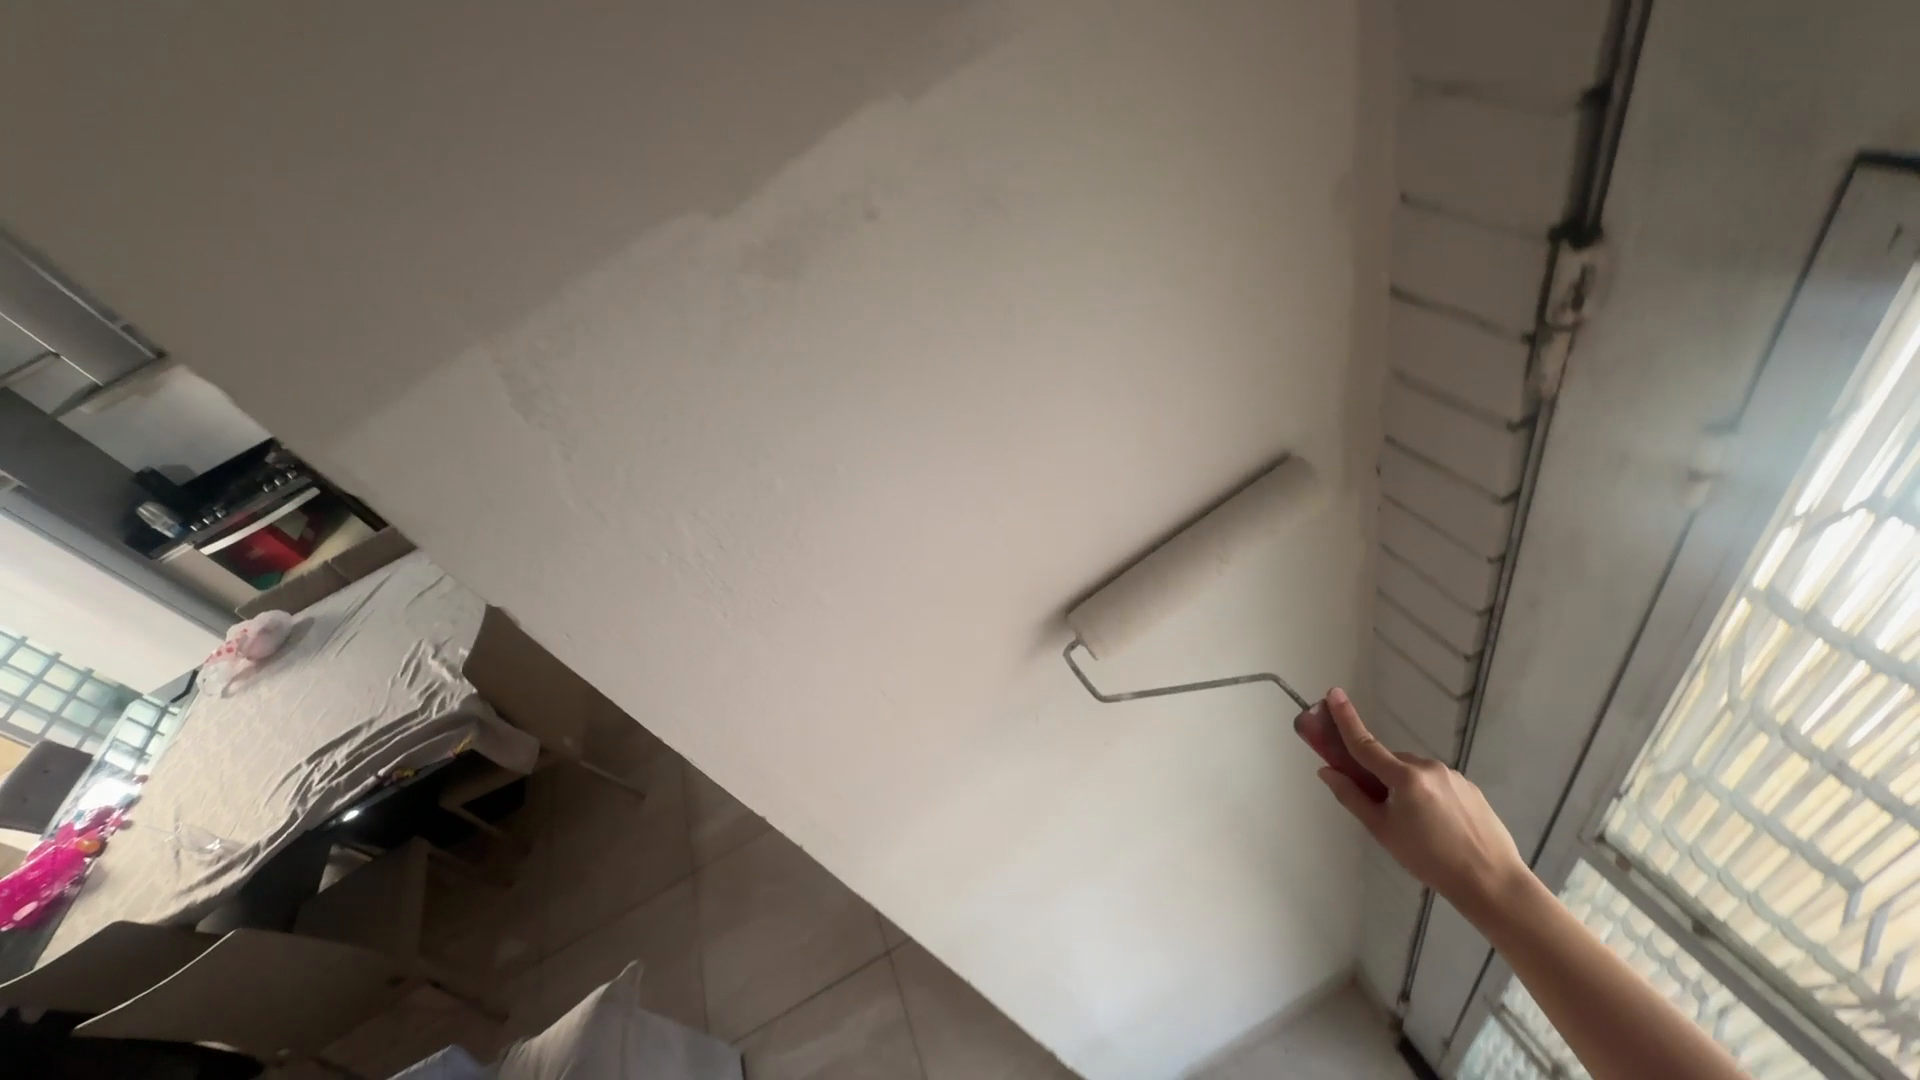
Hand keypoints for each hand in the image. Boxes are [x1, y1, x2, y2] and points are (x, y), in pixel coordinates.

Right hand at [1314, 688, 1532, 922]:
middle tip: (1381, 808)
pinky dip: (1427, 794)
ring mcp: (1453, 776)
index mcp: (1404, 777)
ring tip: (1416, 825)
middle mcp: (1428, 767)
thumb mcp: (1382, 831)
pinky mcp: (1470, 788)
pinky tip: (1438, 825)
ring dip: (1404, 786)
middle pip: (1390, 761)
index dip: (1345, 718)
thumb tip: (1327, 771)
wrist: (1492, 882)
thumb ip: (1352, 797)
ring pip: (1413, 772)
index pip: (1365, 744)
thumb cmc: (1429, 859)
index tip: (1333, 693)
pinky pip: (1436, 782)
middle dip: (1379, 775)